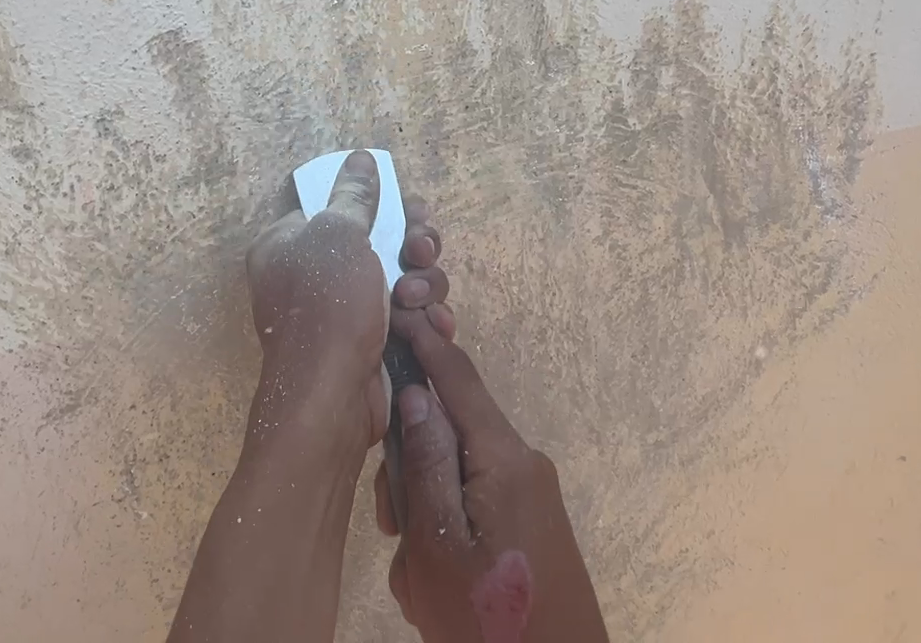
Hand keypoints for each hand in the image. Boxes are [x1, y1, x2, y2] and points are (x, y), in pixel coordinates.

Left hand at [244, 151, 451, 446]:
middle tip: (420, 251)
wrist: (333, 396)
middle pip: (382, 238)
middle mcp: (317, 272)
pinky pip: (409, 313)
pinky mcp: (374, 338)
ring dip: (421, 283)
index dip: (380, 202)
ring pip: (403, 275)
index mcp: (292, 242)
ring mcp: (347, 307)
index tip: (411, 209)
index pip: (341, 205)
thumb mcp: (338, 235)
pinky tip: (431, 325)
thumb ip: (354, 195)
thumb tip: (360, 157)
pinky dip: (425, 316)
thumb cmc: (327, 306)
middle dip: (412, 245)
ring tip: (416, 301)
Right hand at [373, 309, 609, 642]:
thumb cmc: (489, 622)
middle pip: (449, 431)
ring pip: (455, 472)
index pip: (457, 378)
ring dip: (425, 508)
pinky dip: (446, 528)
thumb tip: (416, 394)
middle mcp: (522, 464)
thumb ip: (425, 462)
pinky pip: (473, 503)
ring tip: (419, 574)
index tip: (395, 309)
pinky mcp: (529, 525)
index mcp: (503, 458)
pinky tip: (438, 580)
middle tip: (390, 525)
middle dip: (410, 467)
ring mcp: (529, 495)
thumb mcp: (439, 544)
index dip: (423, 342)